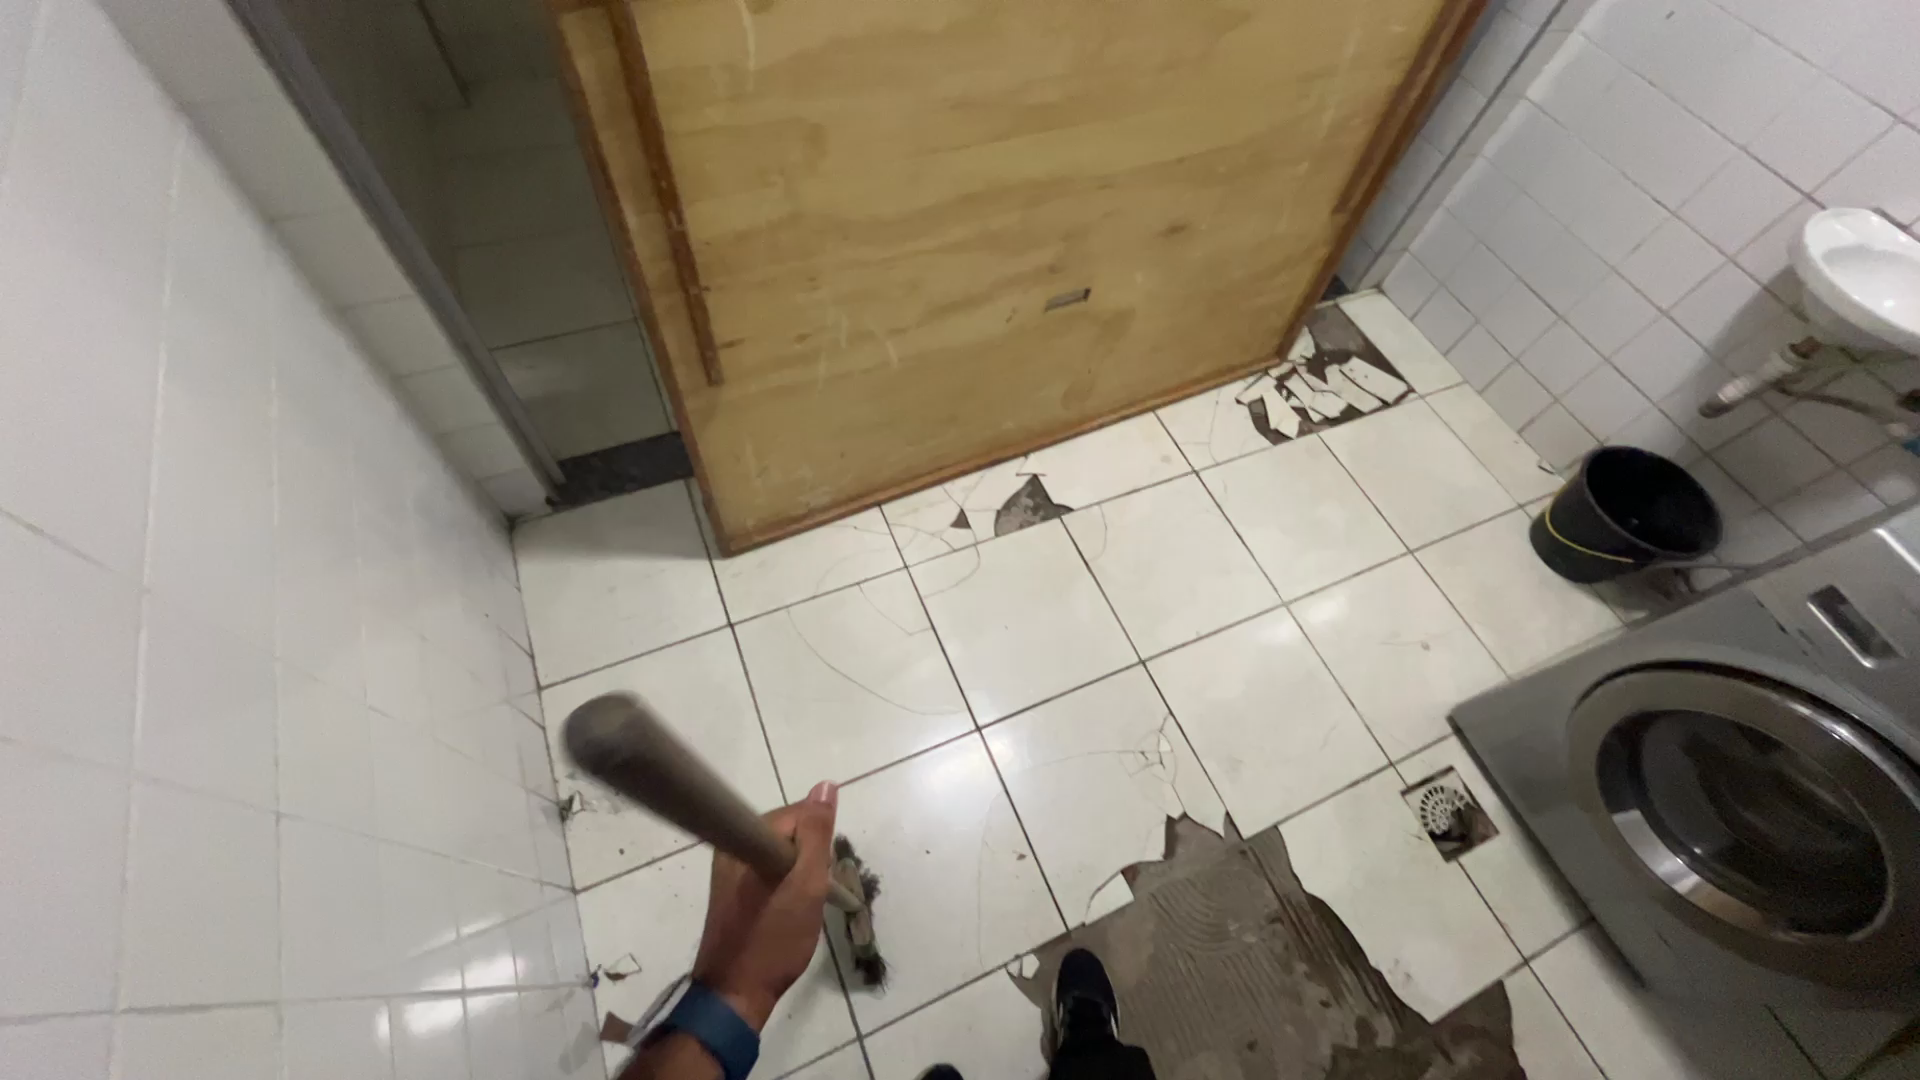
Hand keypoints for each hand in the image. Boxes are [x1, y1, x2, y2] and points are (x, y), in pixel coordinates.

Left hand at [691, 781, 838, 1030]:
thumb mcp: (806, 885)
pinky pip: (768, 867)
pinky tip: (789, 908)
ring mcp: (728, 868)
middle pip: (788, 830)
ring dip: (800, 872)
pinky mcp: (731, 888)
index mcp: (744, 840)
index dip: (817, 840)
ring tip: (803, 904)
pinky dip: (785, 882)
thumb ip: (817, 833)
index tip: (821, 872)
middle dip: (809, 856)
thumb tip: (825, 785)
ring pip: (780, 851)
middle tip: (815, 892)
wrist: (735, 996)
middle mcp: (731, 846)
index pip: (796, 814)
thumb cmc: (774, 940)